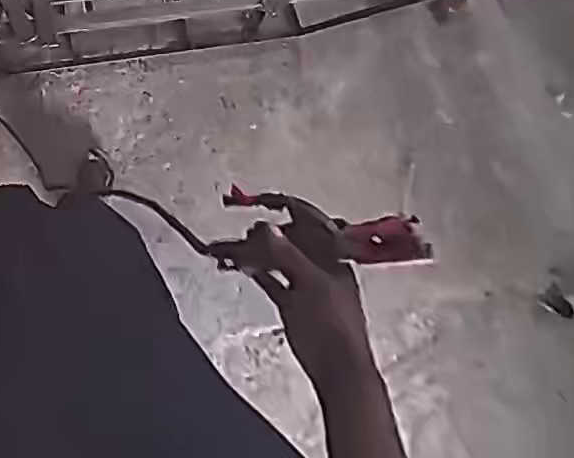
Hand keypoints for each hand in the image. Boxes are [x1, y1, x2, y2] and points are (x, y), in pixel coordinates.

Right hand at [239, 222, 377, 391]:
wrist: (339, 374)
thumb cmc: (333, 327)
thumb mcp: (311, 284)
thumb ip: (287, 254)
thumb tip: (265, 227)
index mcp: (333, 256)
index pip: (307, 221)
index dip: (284, 208)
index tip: (260, 200)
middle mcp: (319, 265)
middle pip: (288, 238)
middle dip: (264, 232)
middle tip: (243, 231)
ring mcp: (306, 283)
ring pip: (277, 258)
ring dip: (256, 251)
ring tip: (234, 248)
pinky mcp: (293, 301)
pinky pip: (271, 277)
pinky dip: (256, 270)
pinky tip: (240, 264)